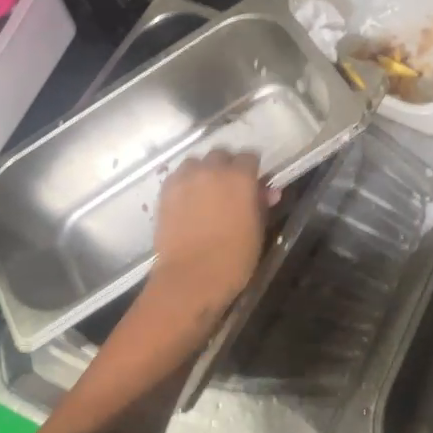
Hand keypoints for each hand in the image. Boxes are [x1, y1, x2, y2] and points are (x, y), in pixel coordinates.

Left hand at [147, 150, 274, 315]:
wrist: (190, 278)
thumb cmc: (233, 259)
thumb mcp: (257, 231)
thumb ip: (260, 205)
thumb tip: (267, 192)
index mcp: (239, 177)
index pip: (249, 157)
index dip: (252, 169)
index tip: (254, 183)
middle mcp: (211, 170)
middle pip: (220, 155)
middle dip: (227, 167)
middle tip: (231, 188)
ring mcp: (184, 179)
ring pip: (196, 162)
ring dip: (204, 171)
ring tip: (207, 192)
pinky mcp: (165, 192)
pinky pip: (178, 177)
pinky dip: (186, 183)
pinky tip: (189, 201)